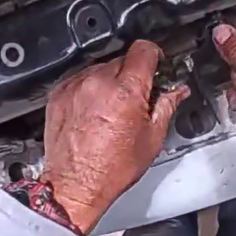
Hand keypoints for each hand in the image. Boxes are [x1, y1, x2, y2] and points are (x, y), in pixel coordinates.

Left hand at [41, 39, 189, 233]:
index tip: (155, 66)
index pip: (144, 50)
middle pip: (122, 59)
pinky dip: (88, 89)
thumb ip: (166, 106)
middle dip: (131, 75)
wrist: (75, 185)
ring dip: (108, 82)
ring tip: (111, 110)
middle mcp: (98, 83)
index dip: (154, 57)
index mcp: (126, 92)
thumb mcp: (151, 139)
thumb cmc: (111, 169)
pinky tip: (93, 112)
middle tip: (135, 99)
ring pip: (99, 68)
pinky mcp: (58, 94)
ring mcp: (75, 87)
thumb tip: (177, 91)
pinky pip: (79, 79)